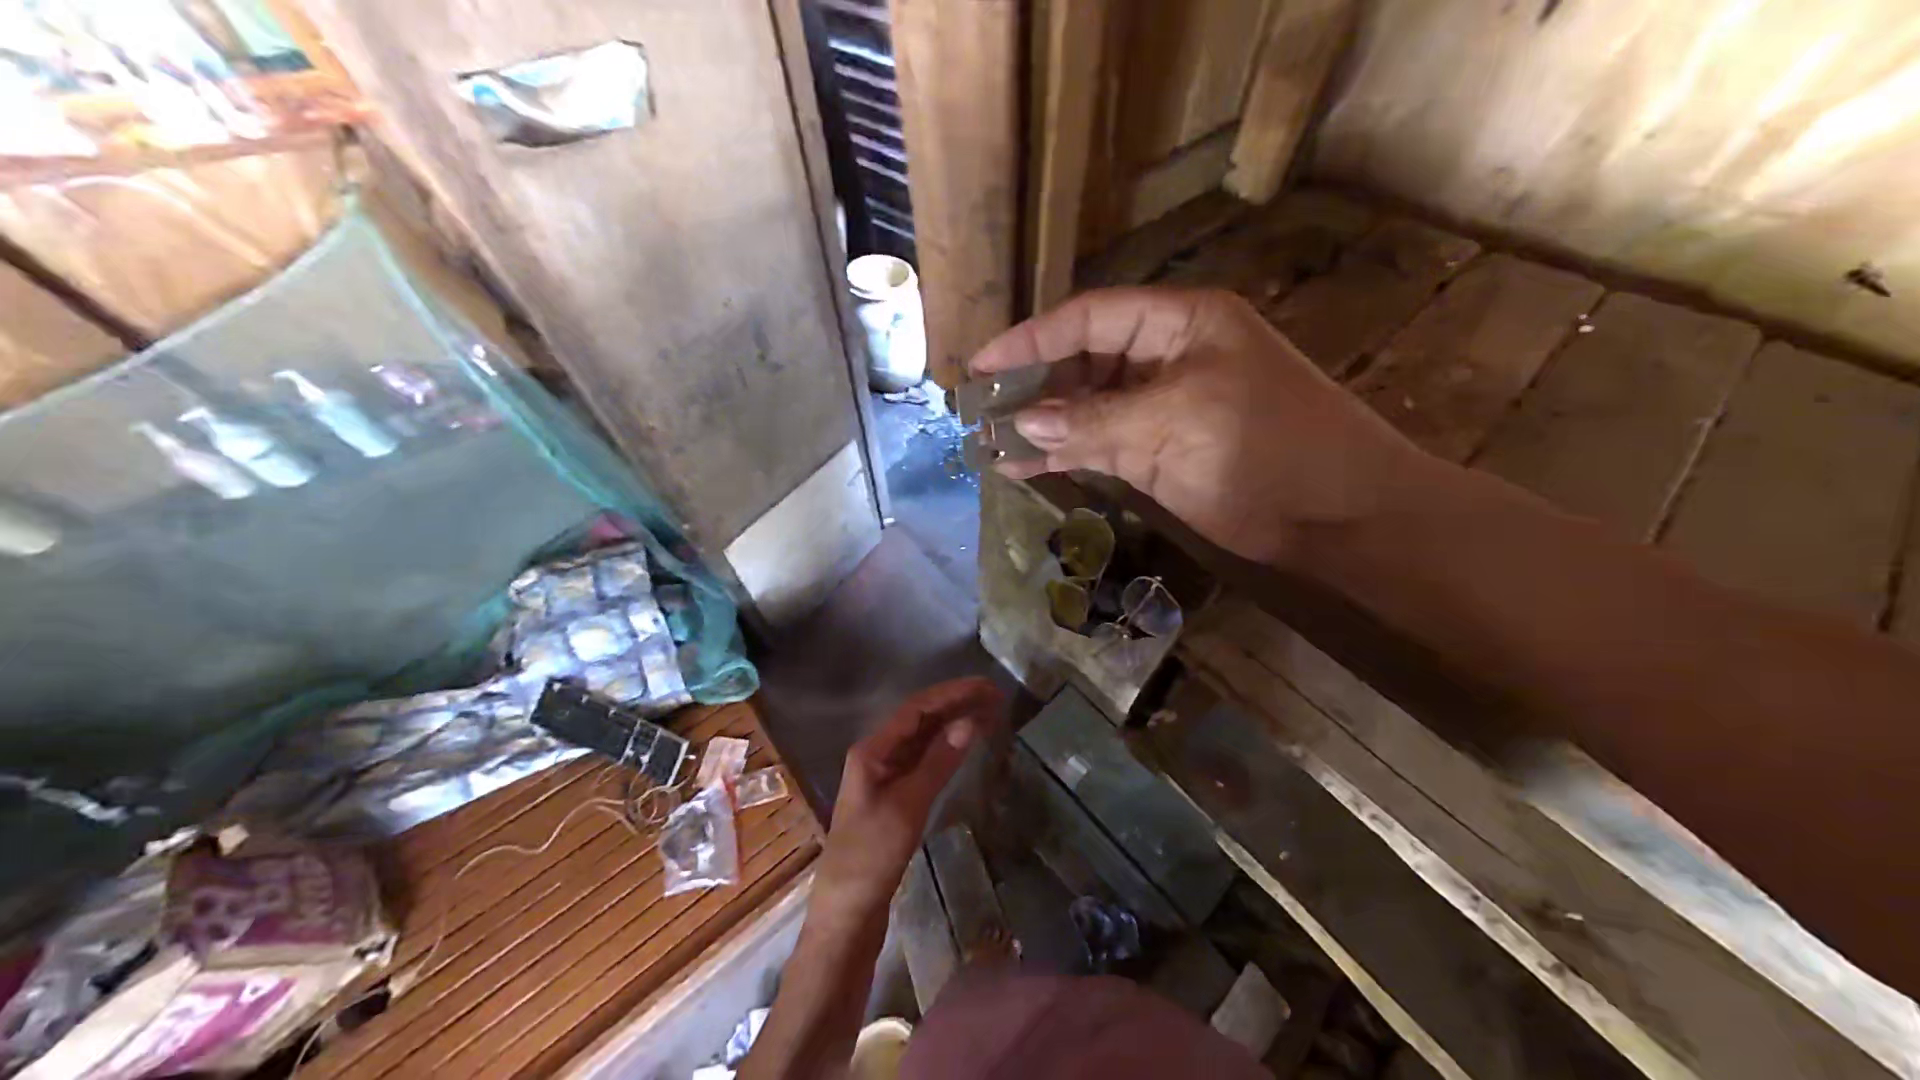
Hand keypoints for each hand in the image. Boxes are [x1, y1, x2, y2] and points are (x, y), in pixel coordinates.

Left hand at [817, 678, 1003, 907]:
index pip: (916, 708)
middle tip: (996, 697)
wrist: (848, 912)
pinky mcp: (895, 799)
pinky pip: (924, 762)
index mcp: (872, 750)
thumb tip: (969, 722)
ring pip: (923, 740)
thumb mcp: (908, 806)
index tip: (986, 687)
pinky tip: (966, 747)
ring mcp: (885, 777)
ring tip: (989, 714)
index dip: (952, 693)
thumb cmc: (872, 855)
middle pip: (920, 720)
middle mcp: (877, 756)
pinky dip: (946, 750)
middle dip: (956, 704)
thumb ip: (938, 762)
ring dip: (953, 724)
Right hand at [968, 287, 1435, 564]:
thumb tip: (1023, 424)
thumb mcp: (1176, 422)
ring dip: (1040, 425)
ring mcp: (1158, 407)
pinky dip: (1062, 455)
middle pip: (1081, 360)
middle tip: (979, 411)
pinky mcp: (1155, 452)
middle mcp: (1163, 357)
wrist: (1336, 515)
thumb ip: (1095, 421)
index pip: (1088, 319)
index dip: (1031, 339)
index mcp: (1178, 323)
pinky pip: (1096, 445)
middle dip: (1031, 385)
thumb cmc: (1268, 447)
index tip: (981, 365)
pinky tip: (1021, 467)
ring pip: (1084, 407)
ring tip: (988, 442)